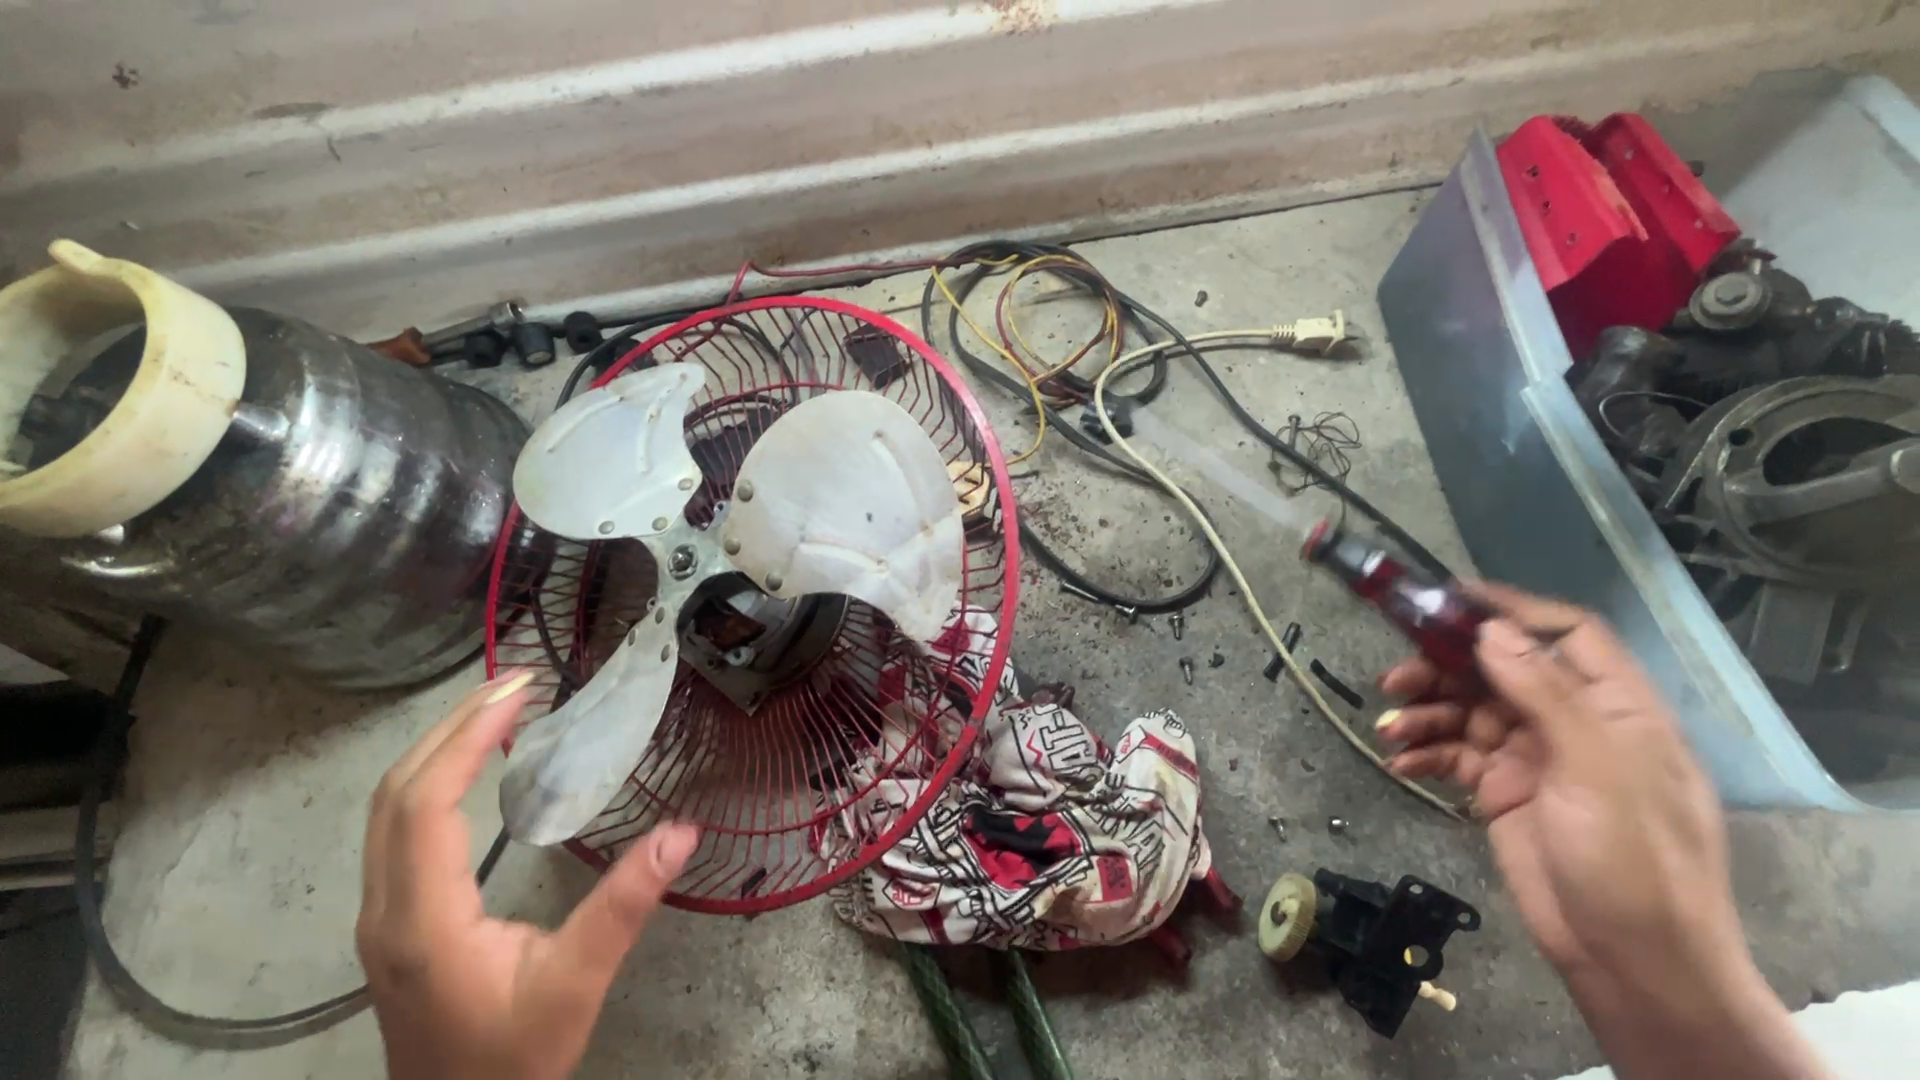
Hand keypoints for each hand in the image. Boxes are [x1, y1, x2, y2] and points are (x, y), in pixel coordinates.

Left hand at [357, 672, 699, 1079]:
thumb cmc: (516, 1056)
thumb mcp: (578, 983)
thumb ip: (624, 906)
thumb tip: (682, 831)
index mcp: (424, 920)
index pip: (424, 805)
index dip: (467, 739)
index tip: (518, 692)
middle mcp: (385, 909)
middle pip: (394, 794)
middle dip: (451, 726)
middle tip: (515, 682)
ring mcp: (380, 914)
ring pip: (387, 808)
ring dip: (438, 747)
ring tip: (498, 708)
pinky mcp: (392, 918)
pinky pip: (398, 826)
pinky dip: (433, 777)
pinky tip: (473, 766)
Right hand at [1375, 583, 1745, 992]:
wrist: (1632, 961)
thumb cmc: (1634, 861)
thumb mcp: (1597, 770)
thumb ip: (1546, 694)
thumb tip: (1492, 630)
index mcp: (1614, 708)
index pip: (1566, 635)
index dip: (1511, 609)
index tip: (1448, 599)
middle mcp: (1571, 723)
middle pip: (1498, 670)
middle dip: (1444, 667)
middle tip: (1395, 677)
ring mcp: (1533, 758)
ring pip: (1466, 711)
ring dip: (1425, 713)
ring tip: (1391, 729)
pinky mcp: (1502, 791)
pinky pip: (1453, 755)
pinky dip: (1424, 753)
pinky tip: (1402, 764)